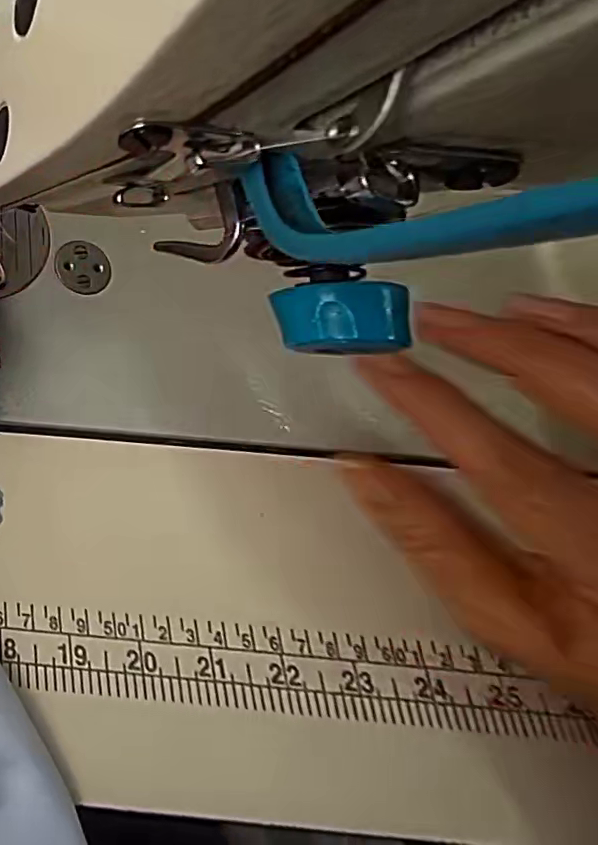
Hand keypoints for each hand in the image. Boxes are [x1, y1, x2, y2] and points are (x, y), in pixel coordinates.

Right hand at [346, 296, 597, 709]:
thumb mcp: (514, 625)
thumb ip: (434, 546)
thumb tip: (359, 471)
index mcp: (592, 544)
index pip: (495, 454)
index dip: (427, 400)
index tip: (374, 361)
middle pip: (586, 398)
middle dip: (499, 347)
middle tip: (434, 318)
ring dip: (570, 335)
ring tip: (507, 310)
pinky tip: (579, 328)